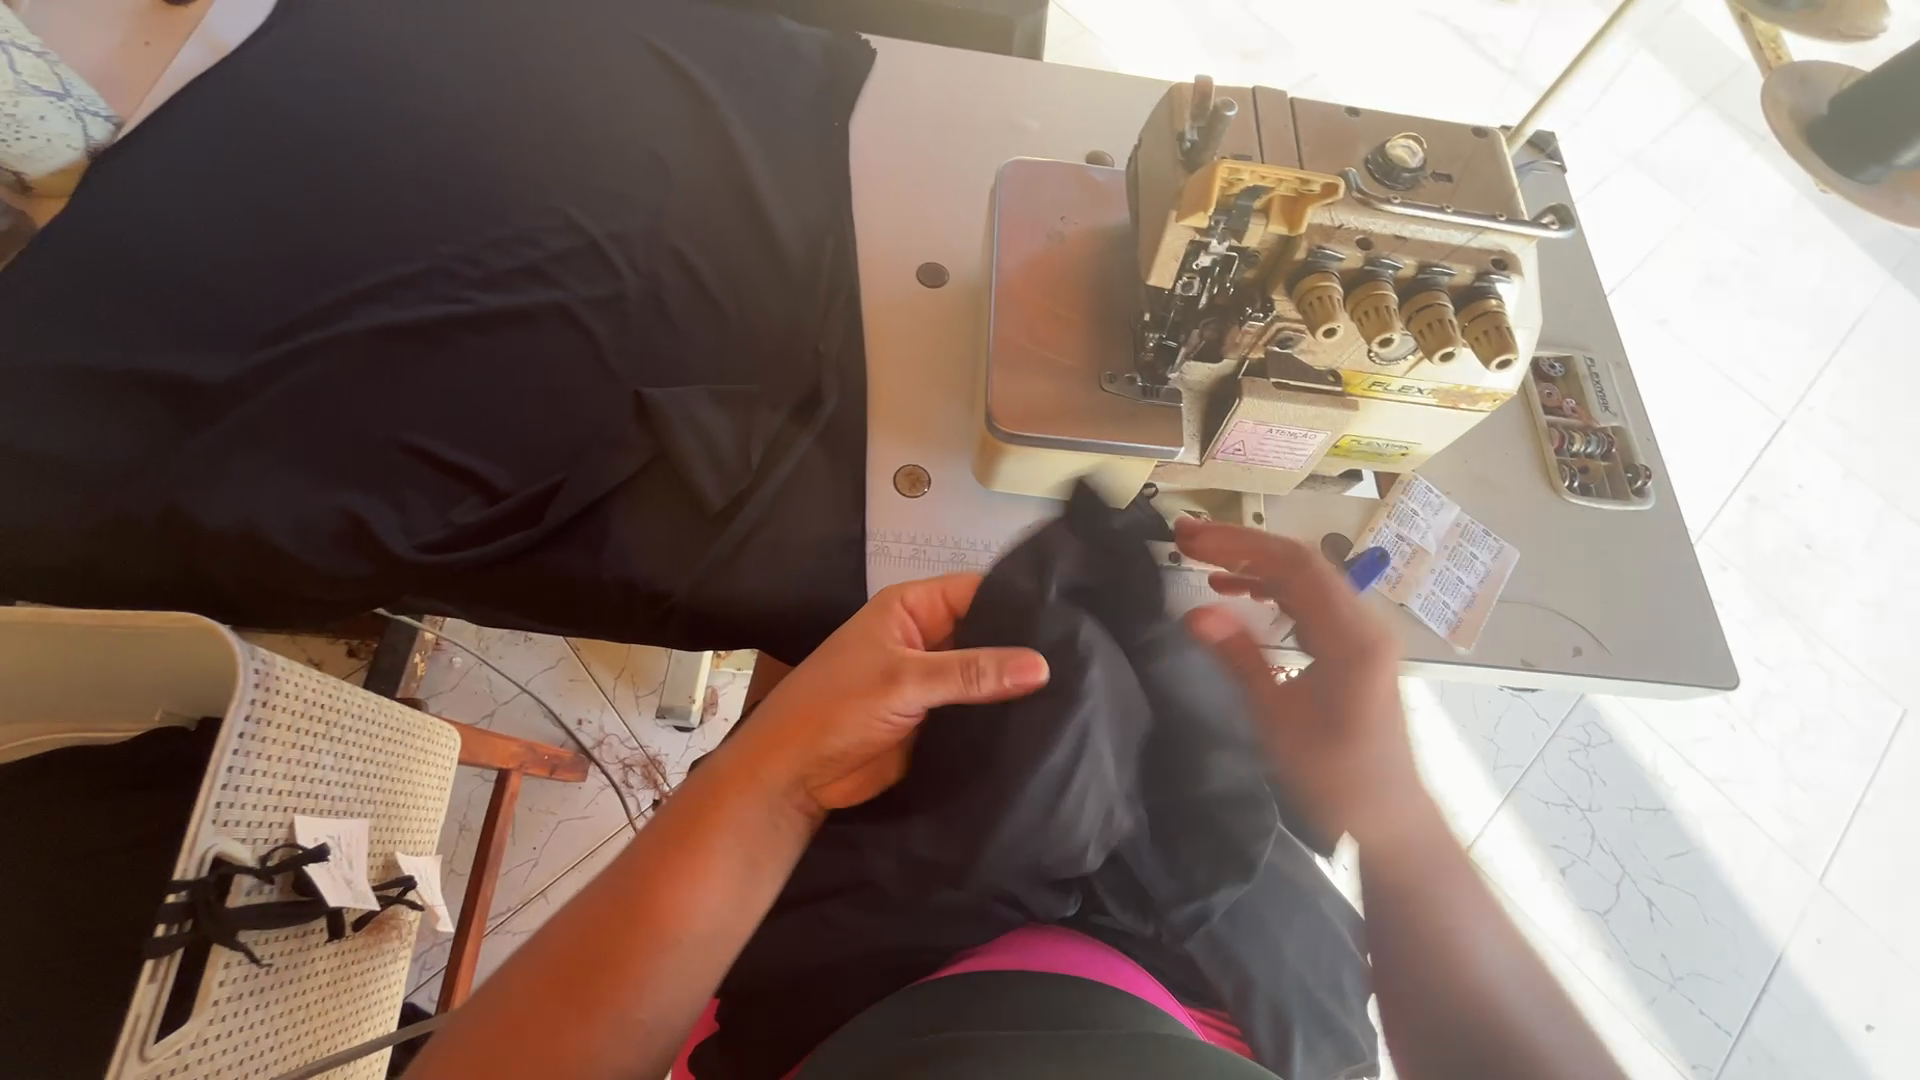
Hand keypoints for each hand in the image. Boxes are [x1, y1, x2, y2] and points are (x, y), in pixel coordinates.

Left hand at [726, 575, 1049, 820]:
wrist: (795, 775)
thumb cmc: (836, 708)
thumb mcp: (905, 680)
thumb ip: (973, 673)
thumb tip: (1043, 665)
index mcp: (913, 608)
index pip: (979, 590)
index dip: (1021, 600)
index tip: (1073, 614)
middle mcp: (927, 637)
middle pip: (987, 632)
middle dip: (1025, 645)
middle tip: (1087, 655)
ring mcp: (933, 680)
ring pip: (985, 673)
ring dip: (1016, 683)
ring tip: (1080, 686)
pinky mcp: (938, 719)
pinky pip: (978, 710)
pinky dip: (1003, 714)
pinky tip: (1048, 718)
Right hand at [1174, 518, 1428, 843]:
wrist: (1390, 817)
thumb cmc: (1334, 777)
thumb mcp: (1277, 720)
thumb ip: (1239, 660)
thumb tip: (1194, 612)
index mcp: (1351, 637)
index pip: (1294, 565)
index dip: (1238, 543)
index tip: (1190, 538)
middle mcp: (1363, 624)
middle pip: (1301, 562)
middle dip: (1241, 544)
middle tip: (1185, 537)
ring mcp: (1361, 634)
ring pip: (1304, 578)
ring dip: (1252, 563)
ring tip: (1200, 557)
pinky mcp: (1353, 647)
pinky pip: (1309, 601)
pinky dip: (1269, 588)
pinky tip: (1233, 590)